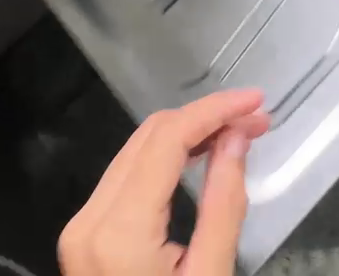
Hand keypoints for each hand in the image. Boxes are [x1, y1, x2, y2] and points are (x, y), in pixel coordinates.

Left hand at [60, 89, 270, 275]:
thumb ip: (224, 205)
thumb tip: (236, 138)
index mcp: (118, 231)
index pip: (168, 139)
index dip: (215, 110)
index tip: (257, 102)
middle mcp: (89, 218)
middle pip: (150, 136)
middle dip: (206, 118)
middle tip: (256, 121)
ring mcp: (81, 227)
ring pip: (138, 149)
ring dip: (189, 133)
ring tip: (238, 133)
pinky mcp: (85, 236)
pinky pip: (128, 174)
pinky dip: (168, 157)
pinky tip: (202, 156)